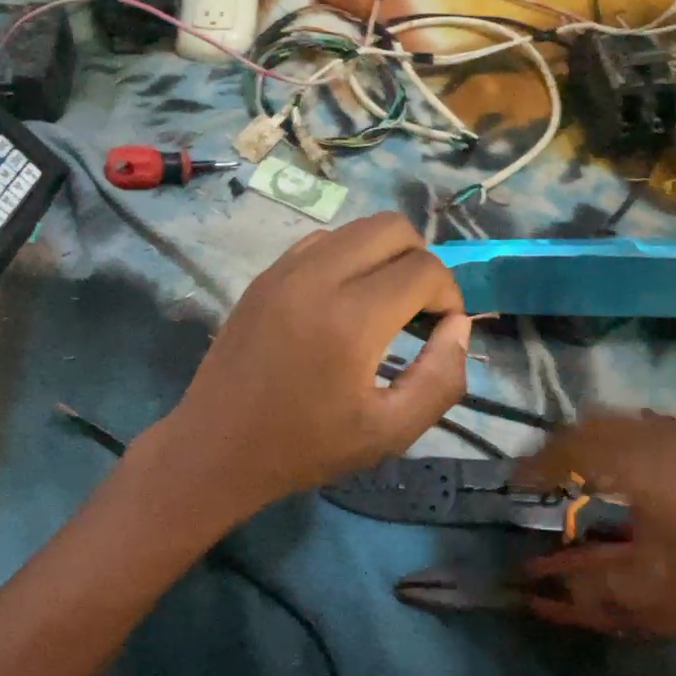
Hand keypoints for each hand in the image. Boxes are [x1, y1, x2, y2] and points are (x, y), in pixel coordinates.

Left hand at [152, 213, 471, 512]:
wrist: (217, 447)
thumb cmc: (305, 447)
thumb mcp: (390, 432)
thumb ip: (440, 378)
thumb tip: (458, 326)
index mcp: (351, 319)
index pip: (425, 269)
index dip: (449, 296)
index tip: (441, 331)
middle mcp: (317, 277)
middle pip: (394, 228)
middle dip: (421, 262)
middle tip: (417, 311)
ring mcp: (284, 270)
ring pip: (356, 227)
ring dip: (383, 256)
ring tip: (381, 306)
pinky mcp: (264, 276)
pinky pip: (321, 242)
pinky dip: (347, 258)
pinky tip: (342, 303)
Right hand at [518, 415, 675, 648]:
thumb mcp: (675, 597)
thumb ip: (601, 589)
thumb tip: (542, 589)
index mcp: (646, 464)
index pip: (569, 448)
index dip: (536, 465)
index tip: (515, 484)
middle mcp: (670, 435)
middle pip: (599, 425)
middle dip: (565, 448)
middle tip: (549, 479)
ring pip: (634, 425)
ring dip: (603, 445)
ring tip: (592, 481)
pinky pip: (666, 432)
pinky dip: (638, 448)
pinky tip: (653, 486)